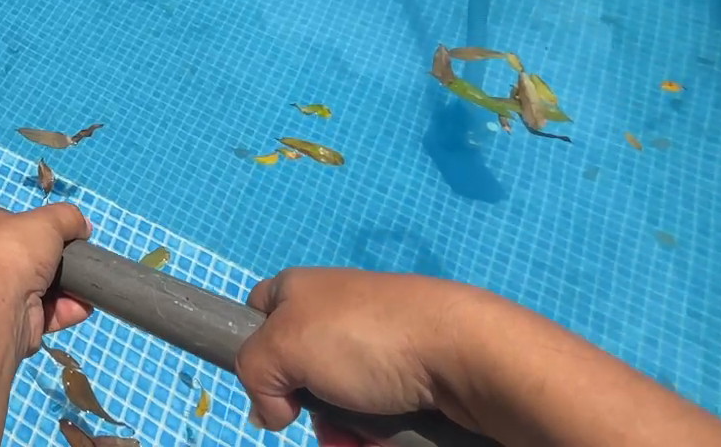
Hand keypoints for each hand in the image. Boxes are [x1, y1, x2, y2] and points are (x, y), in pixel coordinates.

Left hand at [0, 204, 93, 357]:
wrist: (5, 302)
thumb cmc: (13, 249)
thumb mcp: (46, 221)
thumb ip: (66, 218)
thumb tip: (80, 225)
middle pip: (6, 257)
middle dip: (34, 259)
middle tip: (59, 256)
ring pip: (32, 286)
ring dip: (60, 286)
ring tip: (80, 280)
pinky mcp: (18, 321)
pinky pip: (46, 312)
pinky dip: (66, 309)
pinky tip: (82, 303)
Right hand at [235, 268, 499, 443]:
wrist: (466, 351)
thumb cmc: (359, 338)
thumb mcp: (281, 347)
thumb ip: (254, 373)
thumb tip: (266, 412)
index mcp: (297, 289)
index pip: (257, 314)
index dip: (255, 350)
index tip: (271, 385)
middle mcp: (334, 311)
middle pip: (303, 369)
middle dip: (311, 411)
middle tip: (328, 433)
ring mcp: (379, 343)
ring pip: (347, 399)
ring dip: (348, 431)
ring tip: (363, 445)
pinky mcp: (420, 374)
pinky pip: (388, 411)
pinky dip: (383, 433)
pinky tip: (389, 442)